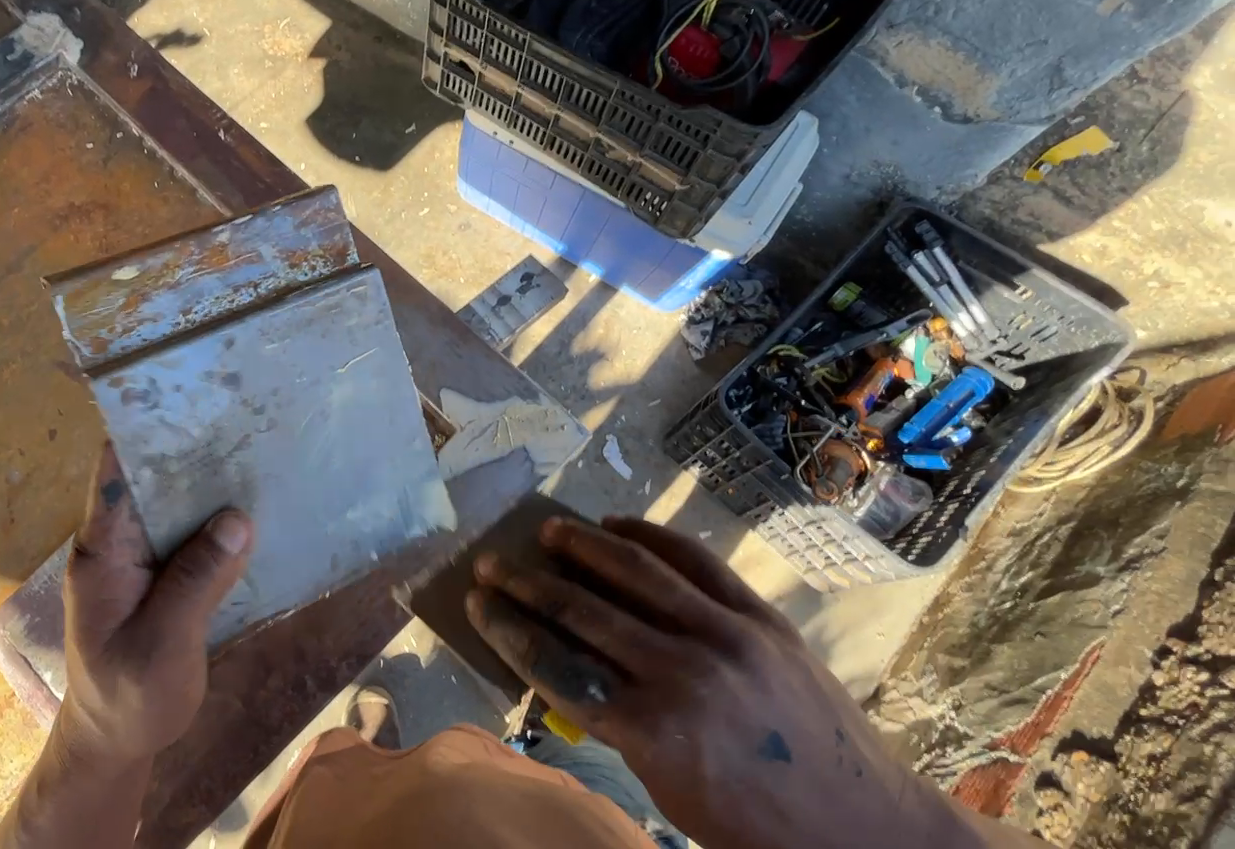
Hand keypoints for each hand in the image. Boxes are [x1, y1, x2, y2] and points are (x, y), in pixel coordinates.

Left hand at [55, 444, 254, 769]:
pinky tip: (255, 507)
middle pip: (149, 478)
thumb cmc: (129, 699)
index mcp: (103, 551)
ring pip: (174, 503)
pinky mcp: (164, 574)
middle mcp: (119, 542)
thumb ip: (196, 582)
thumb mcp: (163, 645)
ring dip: (209, 482)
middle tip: (243, 417)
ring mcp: (140, 558)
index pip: (115, 472)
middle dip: (190, 448)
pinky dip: (217, 520)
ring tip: (257, 449)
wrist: (115, 744)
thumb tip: (237, 519)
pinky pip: (190, 534)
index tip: (192, 399)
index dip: (146, 431)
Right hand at [467, 515, 992, 848]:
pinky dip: (650, 537)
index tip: (475, 602)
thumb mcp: (664, 789)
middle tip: (489, 562)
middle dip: (525, 583)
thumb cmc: (752, 829)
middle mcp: (685, 672)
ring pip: (636, 571)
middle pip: (582, 611)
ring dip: (580, 545)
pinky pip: (696, 561)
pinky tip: (617, 526)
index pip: (556, 664)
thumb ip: (611, 723)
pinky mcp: (763, 617)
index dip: (506, 629)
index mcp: (655, 730)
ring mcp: (729, 635)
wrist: (870, 831)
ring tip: (545, 530)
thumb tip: (560, 669)